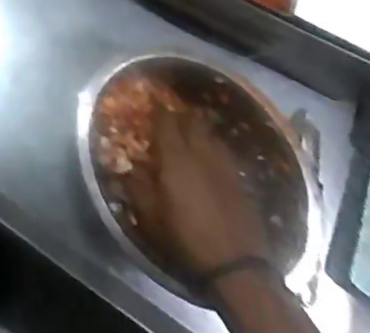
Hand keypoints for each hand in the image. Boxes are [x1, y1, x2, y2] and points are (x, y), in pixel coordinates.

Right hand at [126, 105, 270, 278]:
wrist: (237, 268)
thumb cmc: (185, 237)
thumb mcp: (149, 213)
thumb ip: (135, 184)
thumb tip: (126, 165)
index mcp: (175, 159)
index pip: (166, 123)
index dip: (158, 110)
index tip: (151, 101)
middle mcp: (201, 157)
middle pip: (193, 124)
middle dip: (181, 115)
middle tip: (170, 113)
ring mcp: (226, 171)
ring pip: (213, 137)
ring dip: (200, 129)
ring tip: (191, 128)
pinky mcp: (242, 186)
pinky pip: (226, 156)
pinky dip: (216, 148)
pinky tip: (212, 155)